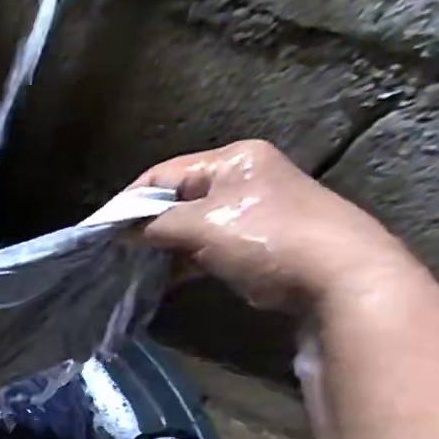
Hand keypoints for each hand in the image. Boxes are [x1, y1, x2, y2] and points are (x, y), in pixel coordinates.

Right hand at [135, 140, 418, 312]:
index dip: (127, 202)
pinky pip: (204, 247)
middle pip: (174, 199)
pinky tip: (161, 278)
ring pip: (188, 226)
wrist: (339, 278)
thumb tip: (116, 234)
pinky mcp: (253, 243)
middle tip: (113, 250)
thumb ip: (152, 226)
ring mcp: (249, 211)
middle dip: (144, 226)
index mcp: (232, 160)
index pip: (161, 175)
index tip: (100, 230)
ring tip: (132, 267)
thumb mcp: (199, 226)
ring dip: (162, 247)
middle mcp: (241, 178)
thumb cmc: (266, 238)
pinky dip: (182, 261)